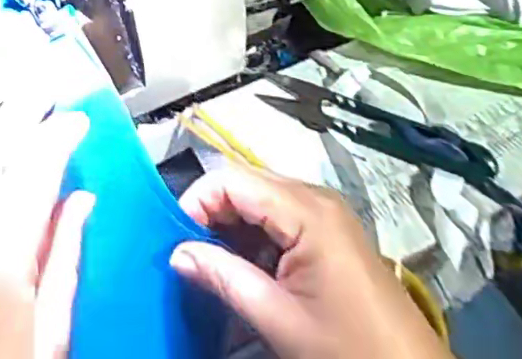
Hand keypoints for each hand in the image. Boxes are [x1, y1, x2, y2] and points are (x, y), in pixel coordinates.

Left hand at [0, 95, 93, 358]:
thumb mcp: (45, 334)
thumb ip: (64, 258)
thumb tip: (82, 199)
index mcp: (8, 237)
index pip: (43, 155)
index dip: (65, 129)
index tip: (79, 121)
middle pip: (2, 132)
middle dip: (31, 103)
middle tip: (48, 93)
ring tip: (6, 88)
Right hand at [169, 168, 450, 358]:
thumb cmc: (347, 347)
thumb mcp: (280, 319)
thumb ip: (226, 279)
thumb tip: (178, 253)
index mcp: (305, 209)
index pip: (233, 179)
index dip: (198, 200)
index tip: (174, 240)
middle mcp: (314, 196)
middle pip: (247, 184)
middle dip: (212, 214)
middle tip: (187, 256)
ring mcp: (324, 211)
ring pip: (261, 200)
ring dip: (232, 228)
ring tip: (210, 268)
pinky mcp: (328, 230)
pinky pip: (280, 218)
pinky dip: (255, 238)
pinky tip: (242, 271)